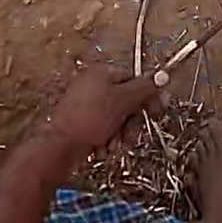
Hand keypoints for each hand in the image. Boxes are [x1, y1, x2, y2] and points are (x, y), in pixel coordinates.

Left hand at [39, 63, 159, 154]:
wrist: (58, 147)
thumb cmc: (92, 118)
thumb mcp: (123, 101)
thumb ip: (145, 88)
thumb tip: (163, 75)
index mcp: (103, 73)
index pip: (134, 79)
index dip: (147, 96)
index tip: (155, 113)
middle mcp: (94, 84)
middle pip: (126, 100)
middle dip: (131, 121)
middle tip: (129, 135)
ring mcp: (85, 104)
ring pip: (116, 118)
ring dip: (119, 134)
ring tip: (113, 145)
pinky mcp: (79, 123)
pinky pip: (102, 128)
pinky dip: (105, 140)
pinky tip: (101, 149)